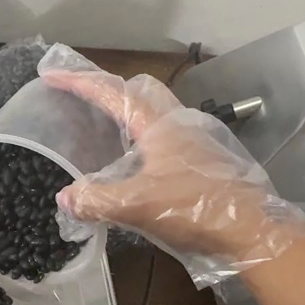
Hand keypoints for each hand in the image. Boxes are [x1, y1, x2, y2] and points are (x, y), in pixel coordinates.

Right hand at [41, 60, 304, 283]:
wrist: (253, 231)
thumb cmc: (197, 208)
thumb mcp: (139, 205)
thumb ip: (97, 200)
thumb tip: (64, 197)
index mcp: (159, 123)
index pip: (112, 92)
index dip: (79, 81)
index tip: (51, 73)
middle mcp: (177, 123)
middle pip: (139, 89)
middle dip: (107, 87)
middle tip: (79, 96)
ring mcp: (192, 140)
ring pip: (153, 111)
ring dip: (124, 111)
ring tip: (99, 126)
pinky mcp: (200, 160)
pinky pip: (160, 134)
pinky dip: (137, 135)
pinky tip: (129, 160)